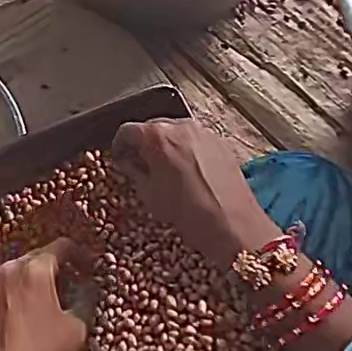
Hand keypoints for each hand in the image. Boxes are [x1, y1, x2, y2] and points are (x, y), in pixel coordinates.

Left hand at [0, 238, 89, 350]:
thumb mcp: (76, 327)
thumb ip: (86, 298)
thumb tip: (88, 286)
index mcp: (35, 269)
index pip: (63, 246)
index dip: (81, 256)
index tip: (91, 271)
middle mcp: (12, 267)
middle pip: (43, 254)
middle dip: (62, 265)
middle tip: (78, 283)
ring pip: (26, 267)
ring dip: (44, 276)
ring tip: (59, 296)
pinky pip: (13, 280)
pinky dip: (28, 286)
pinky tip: (37, 307)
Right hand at [111, 117, 279, 266]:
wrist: (232, 224)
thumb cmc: (188, 212)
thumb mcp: (150, 195)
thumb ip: (134, 171)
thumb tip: (128, 163)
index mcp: (156, 136)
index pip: (127, 131)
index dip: (119, 145)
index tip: (119, 158)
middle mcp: (180, 126)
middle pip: (152, 127)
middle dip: (143, 144)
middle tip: (140, 165)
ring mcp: (203, 132)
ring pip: (175, 132)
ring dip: (166, 146)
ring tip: (165, 171)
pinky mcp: (220, 142)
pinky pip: (194, 140)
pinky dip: (186, 150)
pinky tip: (187, 173)